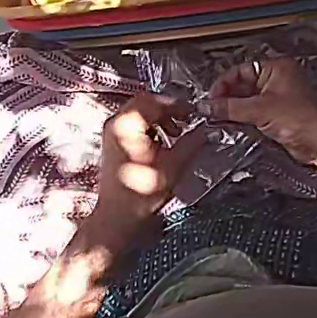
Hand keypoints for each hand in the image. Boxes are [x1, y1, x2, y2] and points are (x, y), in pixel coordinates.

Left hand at [76, 93, 206, 254]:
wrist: (116, 217)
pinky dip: (150, 127)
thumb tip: (204, 131)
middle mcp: (115, 124)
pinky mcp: (113, 142)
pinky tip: (163, 142)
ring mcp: (112, 132)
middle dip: (168, 110)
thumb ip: (190, 144)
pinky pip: (133, 124)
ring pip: (139, 112)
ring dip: (160, 118)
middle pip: (145, 103)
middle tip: (186, 119)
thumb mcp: (172, 168)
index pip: (153, 100)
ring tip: (177, 132)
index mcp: (126, 125)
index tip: (192, 112)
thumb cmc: (140, 195)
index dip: (176, 104)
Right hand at [208, 59, 316, 178]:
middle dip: (227, 98)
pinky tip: (230, 127)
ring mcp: (277, 100)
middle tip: (211, 110)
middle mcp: (277, 81)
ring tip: (218, 120)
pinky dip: (242, 120)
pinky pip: (254, 116)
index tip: (212, 97)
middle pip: (242, 86)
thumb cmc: (304, 119)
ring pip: (247, 102)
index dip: (224, 83)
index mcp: (276, 69)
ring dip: (233, 111)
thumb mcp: (261, 109)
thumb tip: (209, 106)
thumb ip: (231, 108)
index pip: (241, 70)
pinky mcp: (278, 118)